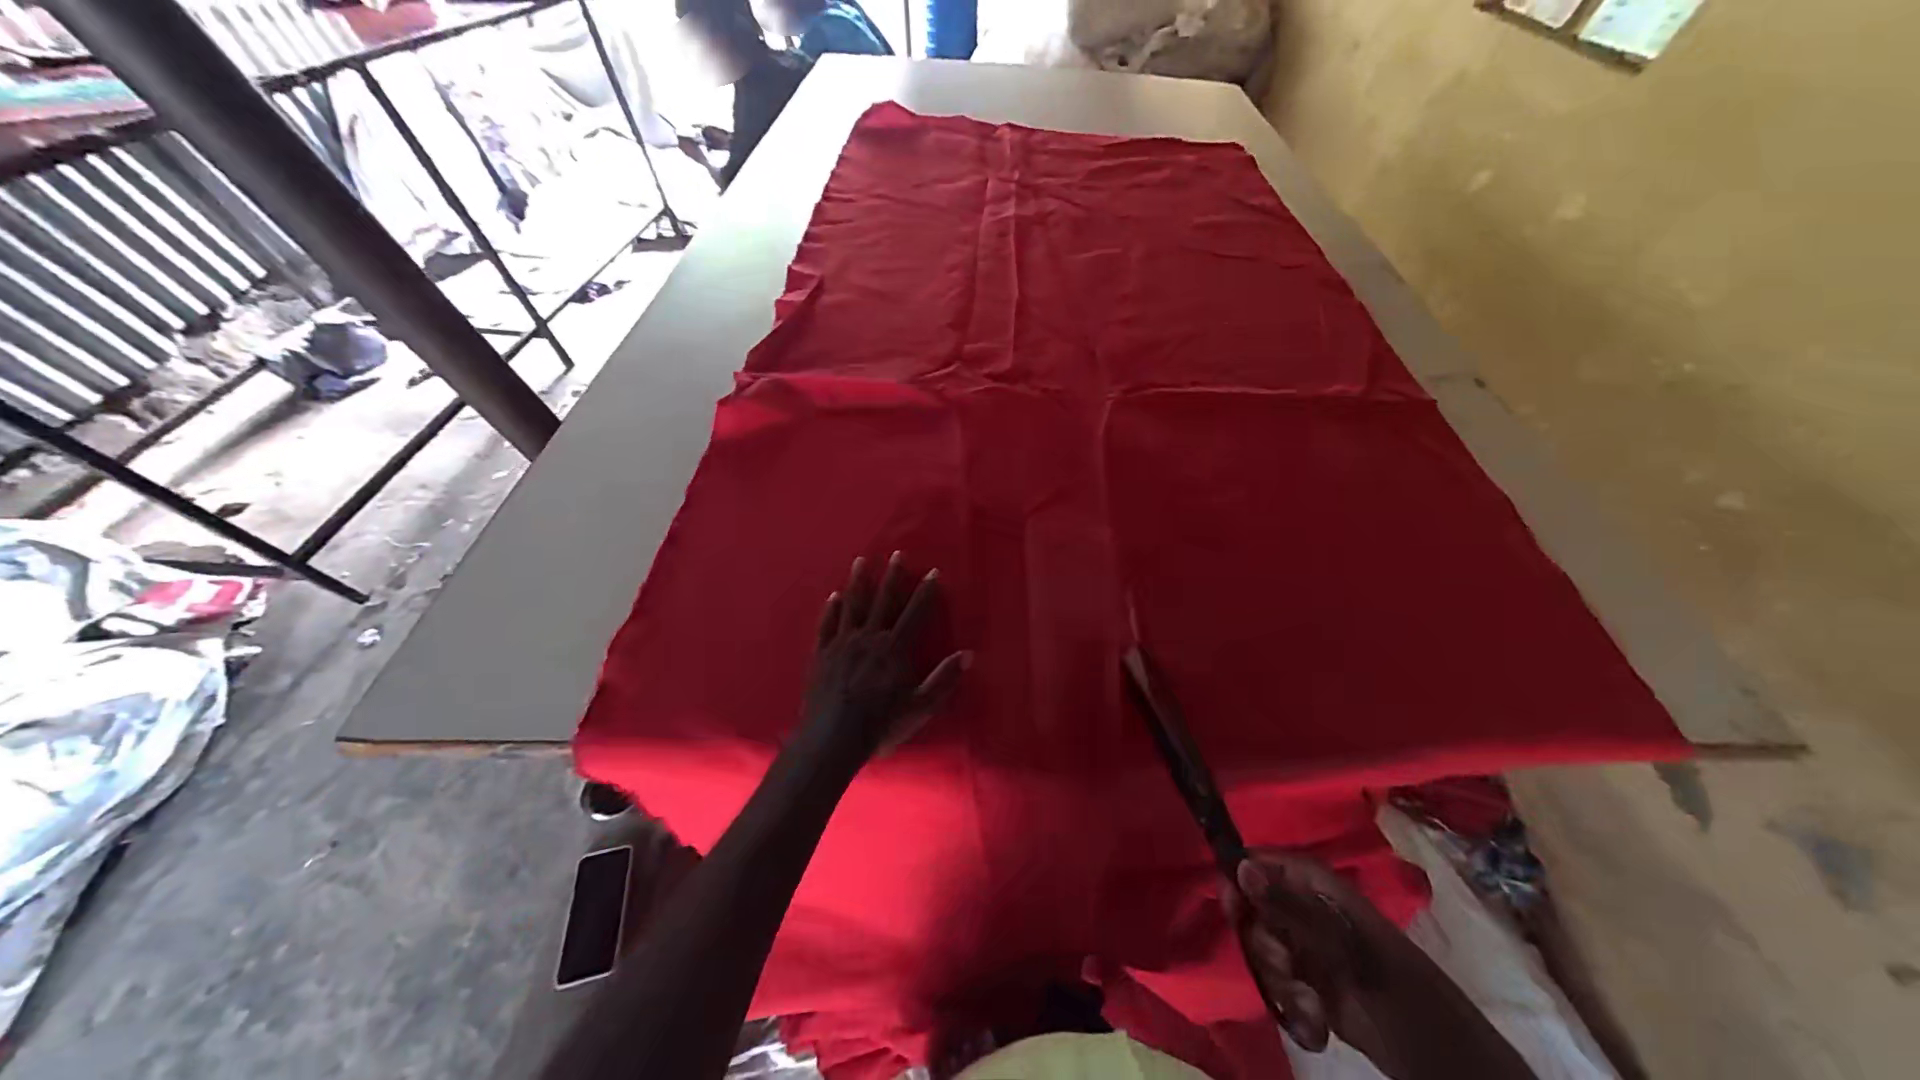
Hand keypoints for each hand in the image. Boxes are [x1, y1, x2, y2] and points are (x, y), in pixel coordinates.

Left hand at [802, 553, 969, 764]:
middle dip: (892, 576)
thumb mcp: (920, 706)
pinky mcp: (821, 654)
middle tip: (897, 553)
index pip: (915, 613)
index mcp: (895, 649)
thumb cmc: (881, 724)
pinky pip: (827, 625)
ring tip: (861, 561)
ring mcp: (842, 644)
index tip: (934, 571)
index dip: (926, 592)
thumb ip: (944, 679)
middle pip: (883, 601)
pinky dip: (831, 609)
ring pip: (852, 606)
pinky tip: (833, 597)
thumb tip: (968, 654)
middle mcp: (869, 638)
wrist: (833, 737)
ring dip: (858, 582)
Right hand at [1224, 851, 1536, 1079]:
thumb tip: (1240, 865)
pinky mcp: (1313, 989)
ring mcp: (1312, 953)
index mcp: (1322, 889)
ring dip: (1280, 984)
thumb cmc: (1404, 996)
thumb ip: (1290, 907)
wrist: (1451, 1067)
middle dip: (1262, 945)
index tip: (1231, 908)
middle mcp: (1311, 914)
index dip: (1241, 879)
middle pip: (1256, 910)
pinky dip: (1292, 1011)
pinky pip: (1278, 988)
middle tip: (1286, 966)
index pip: (1264, 863)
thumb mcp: (1345, 950)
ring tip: (1312, 1008)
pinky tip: (1316, 1028)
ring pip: (1264, 953)